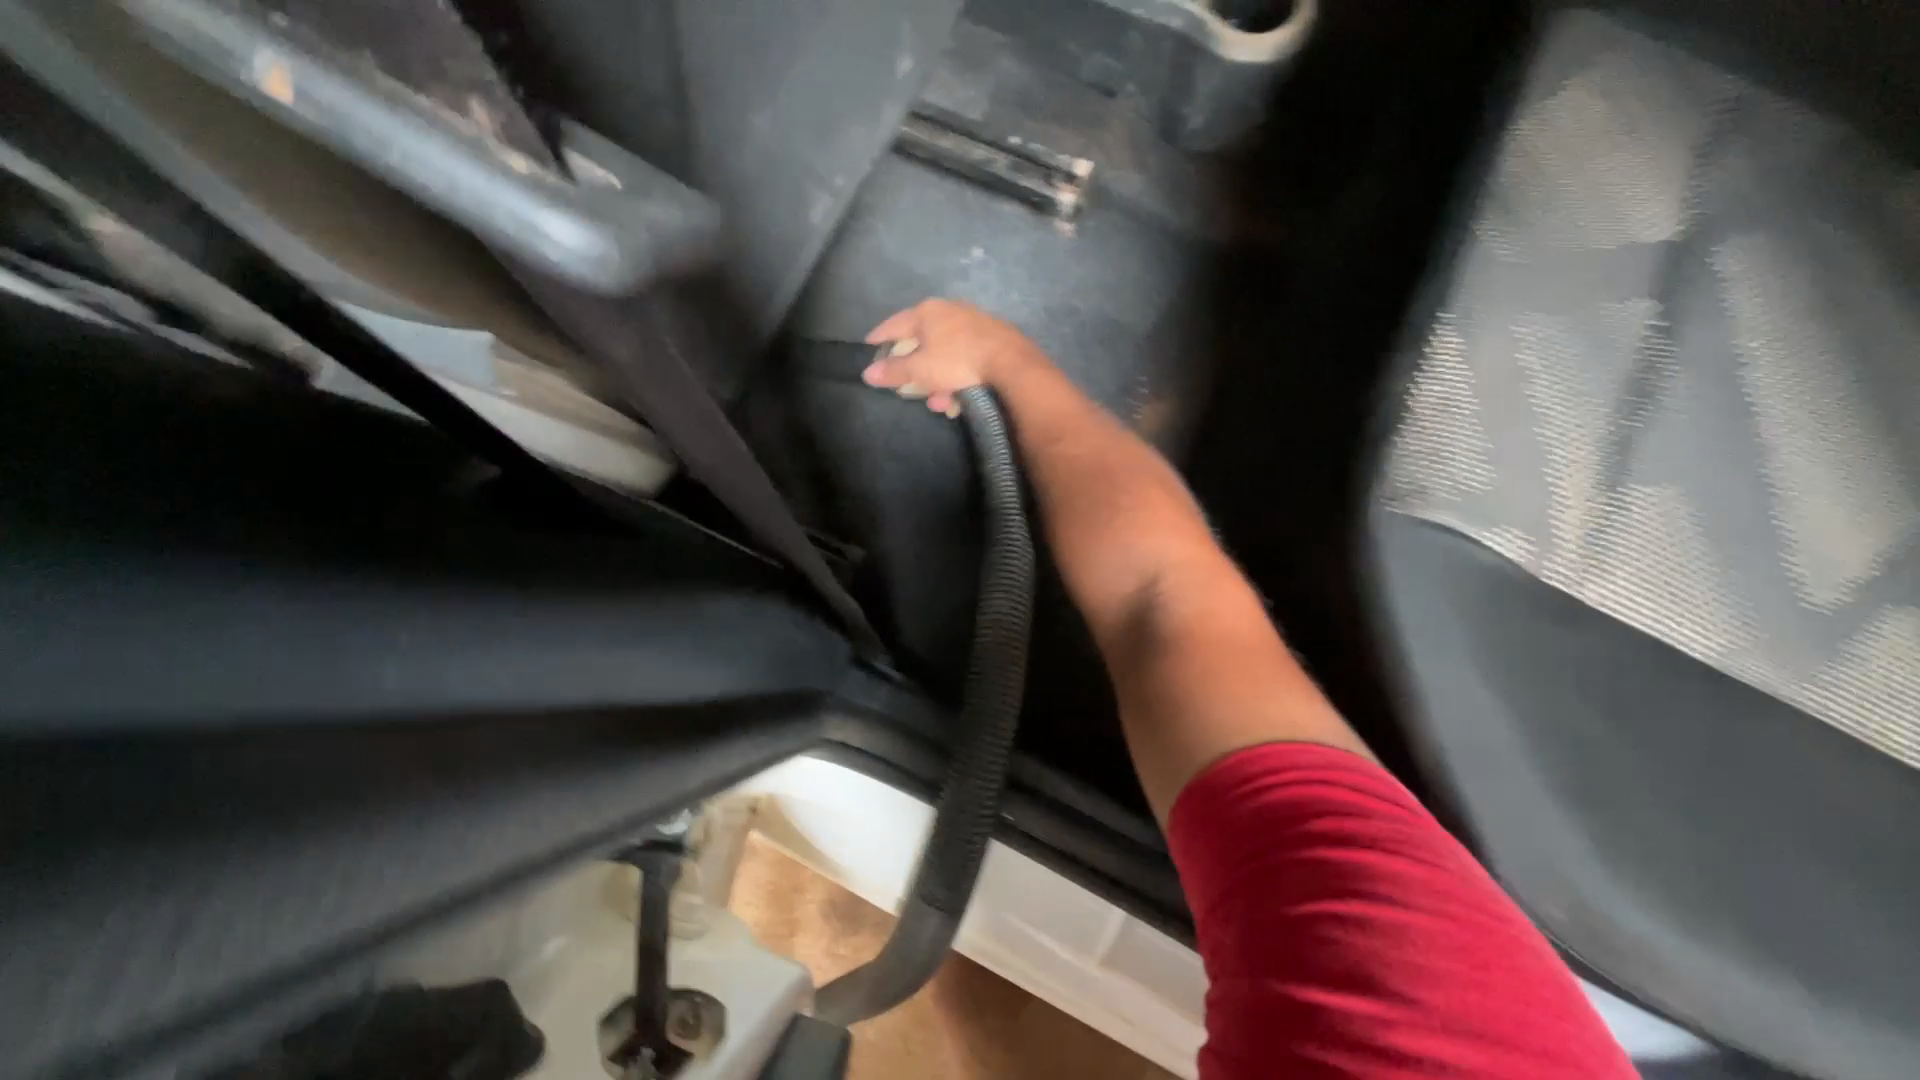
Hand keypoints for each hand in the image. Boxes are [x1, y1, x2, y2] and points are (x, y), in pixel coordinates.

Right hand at [862, 299, 1045, 417]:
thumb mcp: (920, 370)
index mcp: (927, 312)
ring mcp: (974, 323)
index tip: (869, 346)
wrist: (1011, 363)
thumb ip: (893, 371)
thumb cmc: (957, 361)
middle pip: (923, 341)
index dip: (879, 337)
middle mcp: (950, 310)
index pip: (894, 324)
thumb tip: (868, 373)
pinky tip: (960, 397)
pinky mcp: (993, 338)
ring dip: (939, 381)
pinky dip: (958, 377)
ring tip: (940, 402)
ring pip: (946, 355)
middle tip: (908, 387)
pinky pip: (965, 359)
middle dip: (916, 371)